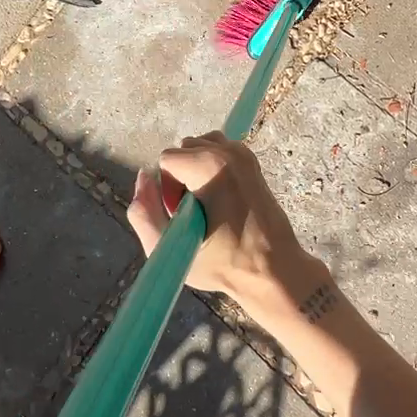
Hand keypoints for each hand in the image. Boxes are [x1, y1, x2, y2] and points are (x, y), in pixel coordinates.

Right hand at [127, 133, 323, 313]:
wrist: (274, 270)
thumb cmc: (224, 264)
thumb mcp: (171, 249)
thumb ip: (143, 213)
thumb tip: (142, 177)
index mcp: (210, 166)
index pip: (167, 159)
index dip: (167, 189)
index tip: (182, 216)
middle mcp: (229, 151)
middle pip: (184, 150)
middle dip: (180, 178)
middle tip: (194, 215)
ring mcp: (244, 154)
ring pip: (201, 146)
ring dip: (194, 170)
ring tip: (205, 204)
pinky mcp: (253, 162)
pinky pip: (219, 150)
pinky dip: (211, 167)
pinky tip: (219, 198)